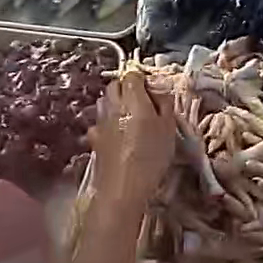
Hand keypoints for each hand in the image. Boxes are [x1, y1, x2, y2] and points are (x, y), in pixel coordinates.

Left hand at [86, 71, 176, 218]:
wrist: (122, 187)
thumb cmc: (152, 155)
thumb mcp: (169, 128)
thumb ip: (165, 105)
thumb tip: (160, 92)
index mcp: (132, 99)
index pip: (132, 75)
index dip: (143, 79)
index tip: (154, 90)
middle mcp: (112, 106)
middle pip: (114, 85)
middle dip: (127, 88)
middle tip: (144, 101)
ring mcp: (99, 122)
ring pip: (105, 102)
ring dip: (116, 103)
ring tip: (132, 117)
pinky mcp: (93, 139)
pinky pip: (100, 122)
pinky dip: (108, 123)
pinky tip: (118, 135)